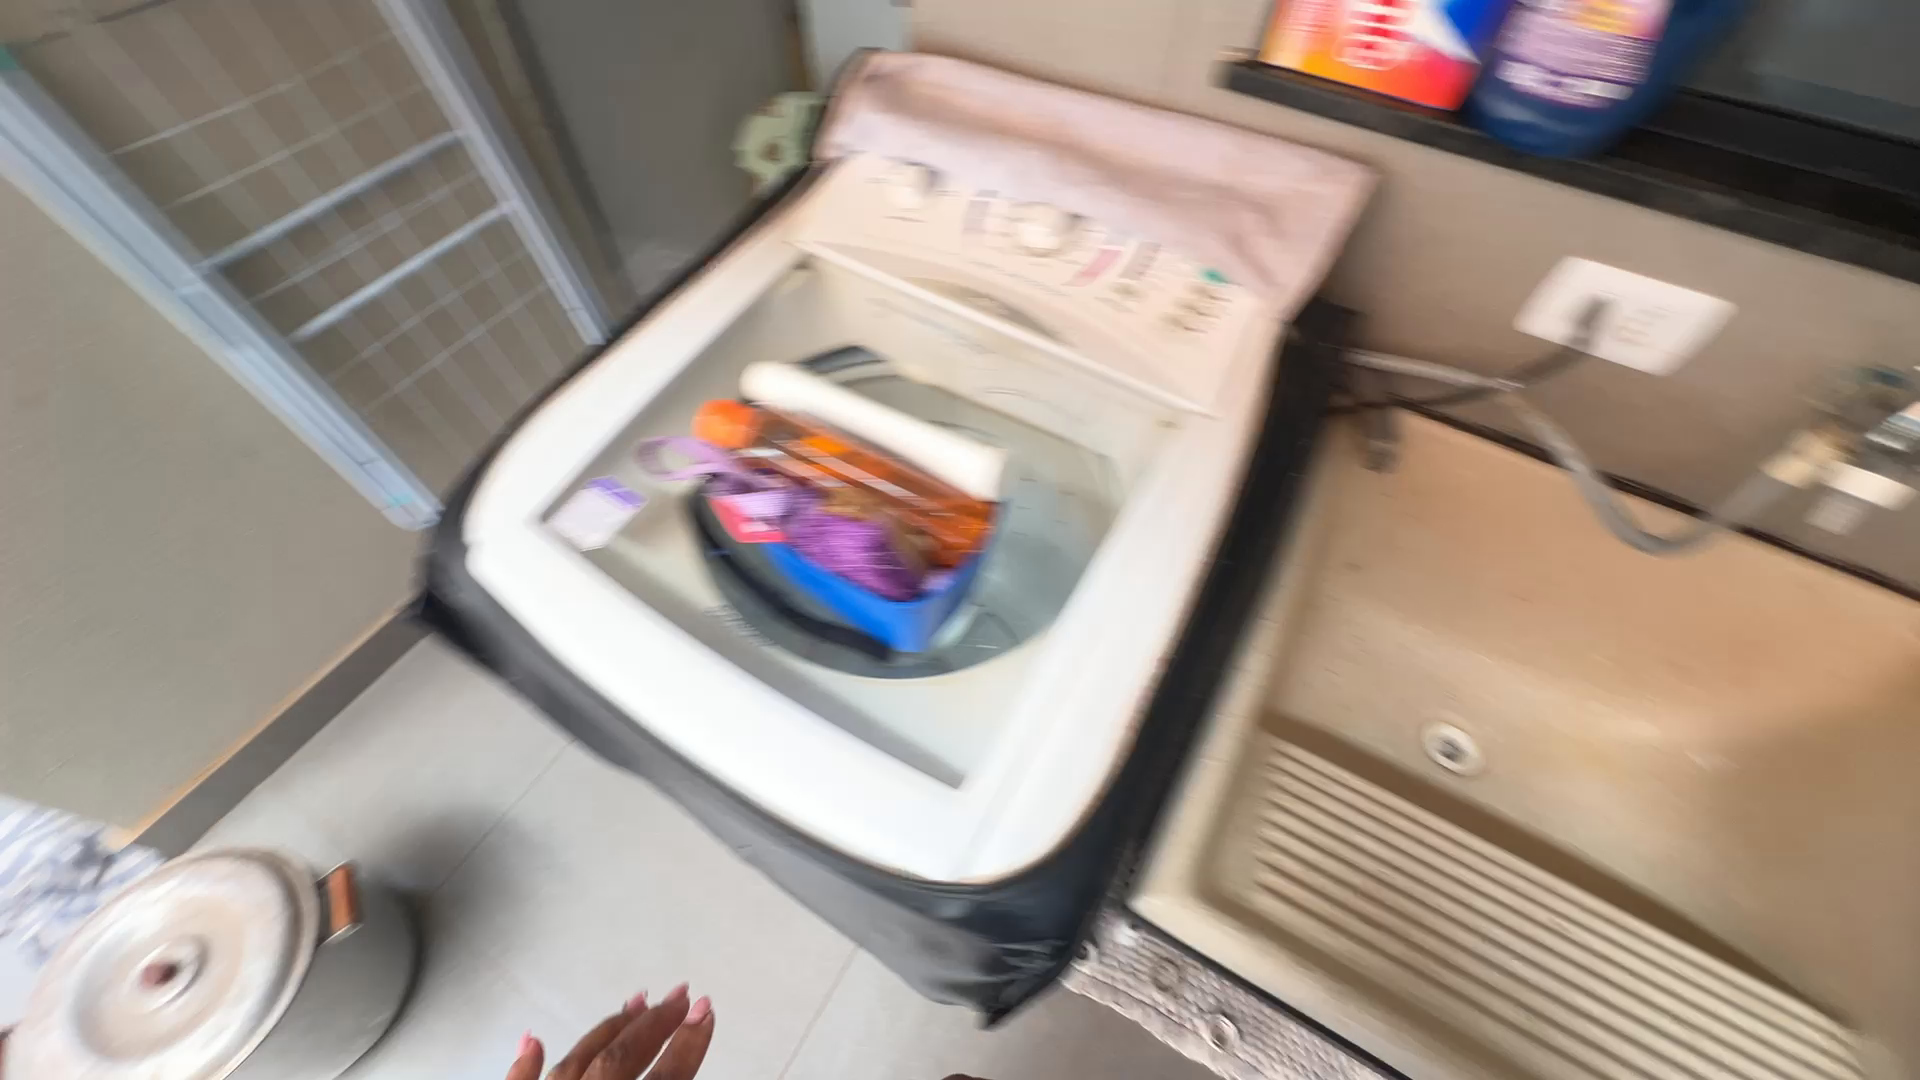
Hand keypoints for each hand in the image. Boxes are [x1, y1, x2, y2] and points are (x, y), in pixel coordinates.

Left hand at [507, 984, 712, 1079]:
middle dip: (656, 1023)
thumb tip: (681, 1072)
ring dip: (608, 1030)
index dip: (690, 1044)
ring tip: (634, 1002)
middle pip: (620, 1059)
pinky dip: (525, 1065)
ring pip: (575, 1062)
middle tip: (681, 994)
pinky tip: (533, 1040)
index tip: (707, 1014)